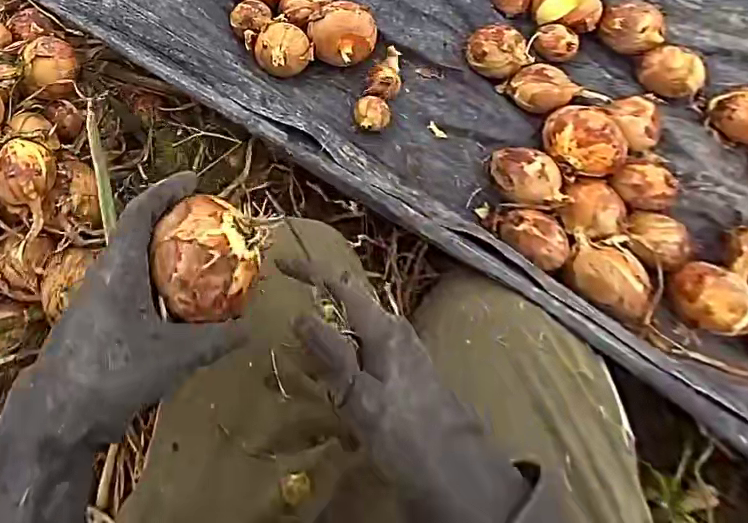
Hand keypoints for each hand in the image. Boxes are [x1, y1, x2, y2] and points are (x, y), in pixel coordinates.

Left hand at [9, 172, 246, 446]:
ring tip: (195, 257)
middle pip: (139, 230)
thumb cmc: (112, 372)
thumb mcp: (172, 356)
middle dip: (170, 219)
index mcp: (120, 265)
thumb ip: (213, 340)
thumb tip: (248, 329)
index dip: (167, 189)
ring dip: (162, 253)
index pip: (142, 210)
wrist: (56, 415)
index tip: (193, 179)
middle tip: (203, 218)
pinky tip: (175, 306)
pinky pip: (131, 286)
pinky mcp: (96, 320)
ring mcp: (97, 296)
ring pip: (134, 260)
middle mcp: (106, 271)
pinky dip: (155, 282)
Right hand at [283, 259, 533, 521]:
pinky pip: (366, 350)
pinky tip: (335, 379)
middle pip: (348, 302)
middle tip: (287, 309)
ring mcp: (403, 352)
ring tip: (303, 348)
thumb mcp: (361, 398)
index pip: (339, 283)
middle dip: (318, 300)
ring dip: (330, 331)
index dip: (308, 269)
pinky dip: (343, 354)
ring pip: (356, 328)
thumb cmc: (409, 435)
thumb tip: (300, 315)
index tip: (279, 264)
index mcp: (381, 327)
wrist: (468, 483)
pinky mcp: (407, 375)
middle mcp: (394, 330)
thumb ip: (331, 355)